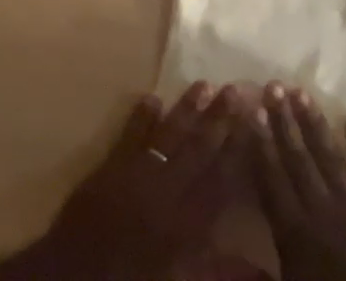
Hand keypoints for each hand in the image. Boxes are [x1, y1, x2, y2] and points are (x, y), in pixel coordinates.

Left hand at [0, 82, 242, 280]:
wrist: (77, 274)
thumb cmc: (134, 278)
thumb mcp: (184, 280)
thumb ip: (225, 271)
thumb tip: (268, 274)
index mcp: (188, 222)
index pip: (221, 179)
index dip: (239, 149)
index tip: (254, 120)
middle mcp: (167, 192)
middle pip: (198, 150)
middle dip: (219, 120)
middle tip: (235, 89)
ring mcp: (137, 177)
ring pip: (168, 138)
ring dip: (186, 111)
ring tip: (203, 84)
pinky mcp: (110, 170)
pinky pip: (129, 138)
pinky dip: (140, 119)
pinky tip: (152, 98)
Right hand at [250, 84, 345, 280]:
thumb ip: (251, 275)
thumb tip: (215, 259)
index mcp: (294, 232)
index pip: (271, 178)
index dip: (259, 143)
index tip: (249, 109)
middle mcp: (322, 211)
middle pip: (298, 159)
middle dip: (283, 122)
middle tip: (272, 86)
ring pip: (331, 159)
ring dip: (314, 125)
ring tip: (301, 93)